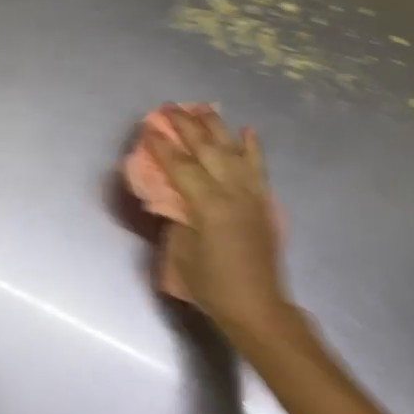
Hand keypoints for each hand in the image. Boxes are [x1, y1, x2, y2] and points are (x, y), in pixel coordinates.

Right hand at [142, 105, 293, 339]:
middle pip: (207, 149)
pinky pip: (258, 167)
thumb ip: (177, 218)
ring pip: (233, 150)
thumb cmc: (211, 285)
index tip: (149, 127)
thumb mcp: (181, 253)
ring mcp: (252, 194)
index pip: (180, 166)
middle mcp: (232, 191)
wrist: (256, 305)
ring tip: (202, 108)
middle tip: (170, 107)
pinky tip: (247, 130)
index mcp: (207, 204)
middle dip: (187, 126)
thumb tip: (175, 196)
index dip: (162, 145)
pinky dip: (253, 147)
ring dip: (216, 127)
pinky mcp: (264, 202)